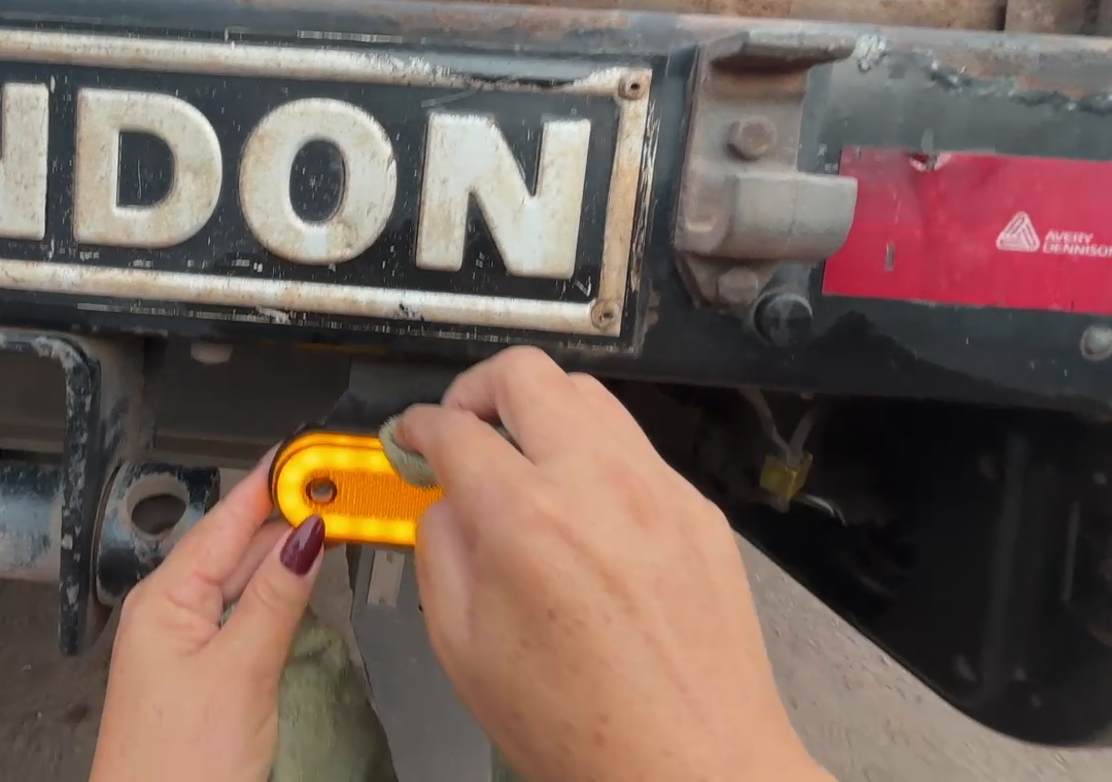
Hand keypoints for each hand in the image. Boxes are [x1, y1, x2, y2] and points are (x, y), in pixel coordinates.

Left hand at [90, 455, 327, 781]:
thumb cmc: (179, 769)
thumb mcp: (239, 673)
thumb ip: (275, 599)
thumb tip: (306, 535)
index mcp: (165, 596)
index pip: (225, 520)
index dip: (267, 481)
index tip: (302, 451)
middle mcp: (170, 606)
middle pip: (233, 542)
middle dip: (281, 510)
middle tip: (329, 482)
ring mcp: (184, 636)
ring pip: (239, 574)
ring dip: (279, 546)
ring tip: (323, 514)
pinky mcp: (202, 664)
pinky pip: (240, 607)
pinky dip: (272, 586)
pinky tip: (296, 573)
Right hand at [400, 348, 827, 781]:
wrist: (700, 777)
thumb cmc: (573, 725)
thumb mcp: (460, 643)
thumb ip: (438, 545)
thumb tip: (446, 495)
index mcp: (525, 519)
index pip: (453, 428)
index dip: (417, 425)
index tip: (412, 435)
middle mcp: (595, 483)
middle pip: (523, 371)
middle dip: (474, 387)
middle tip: (462, 427)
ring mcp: (655, 487)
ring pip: (583, 389)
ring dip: (536, 407)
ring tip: (520, 455)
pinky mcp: (695, 506)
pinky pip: (628, 442)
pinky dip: (587, 449)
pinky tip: (580, 502)